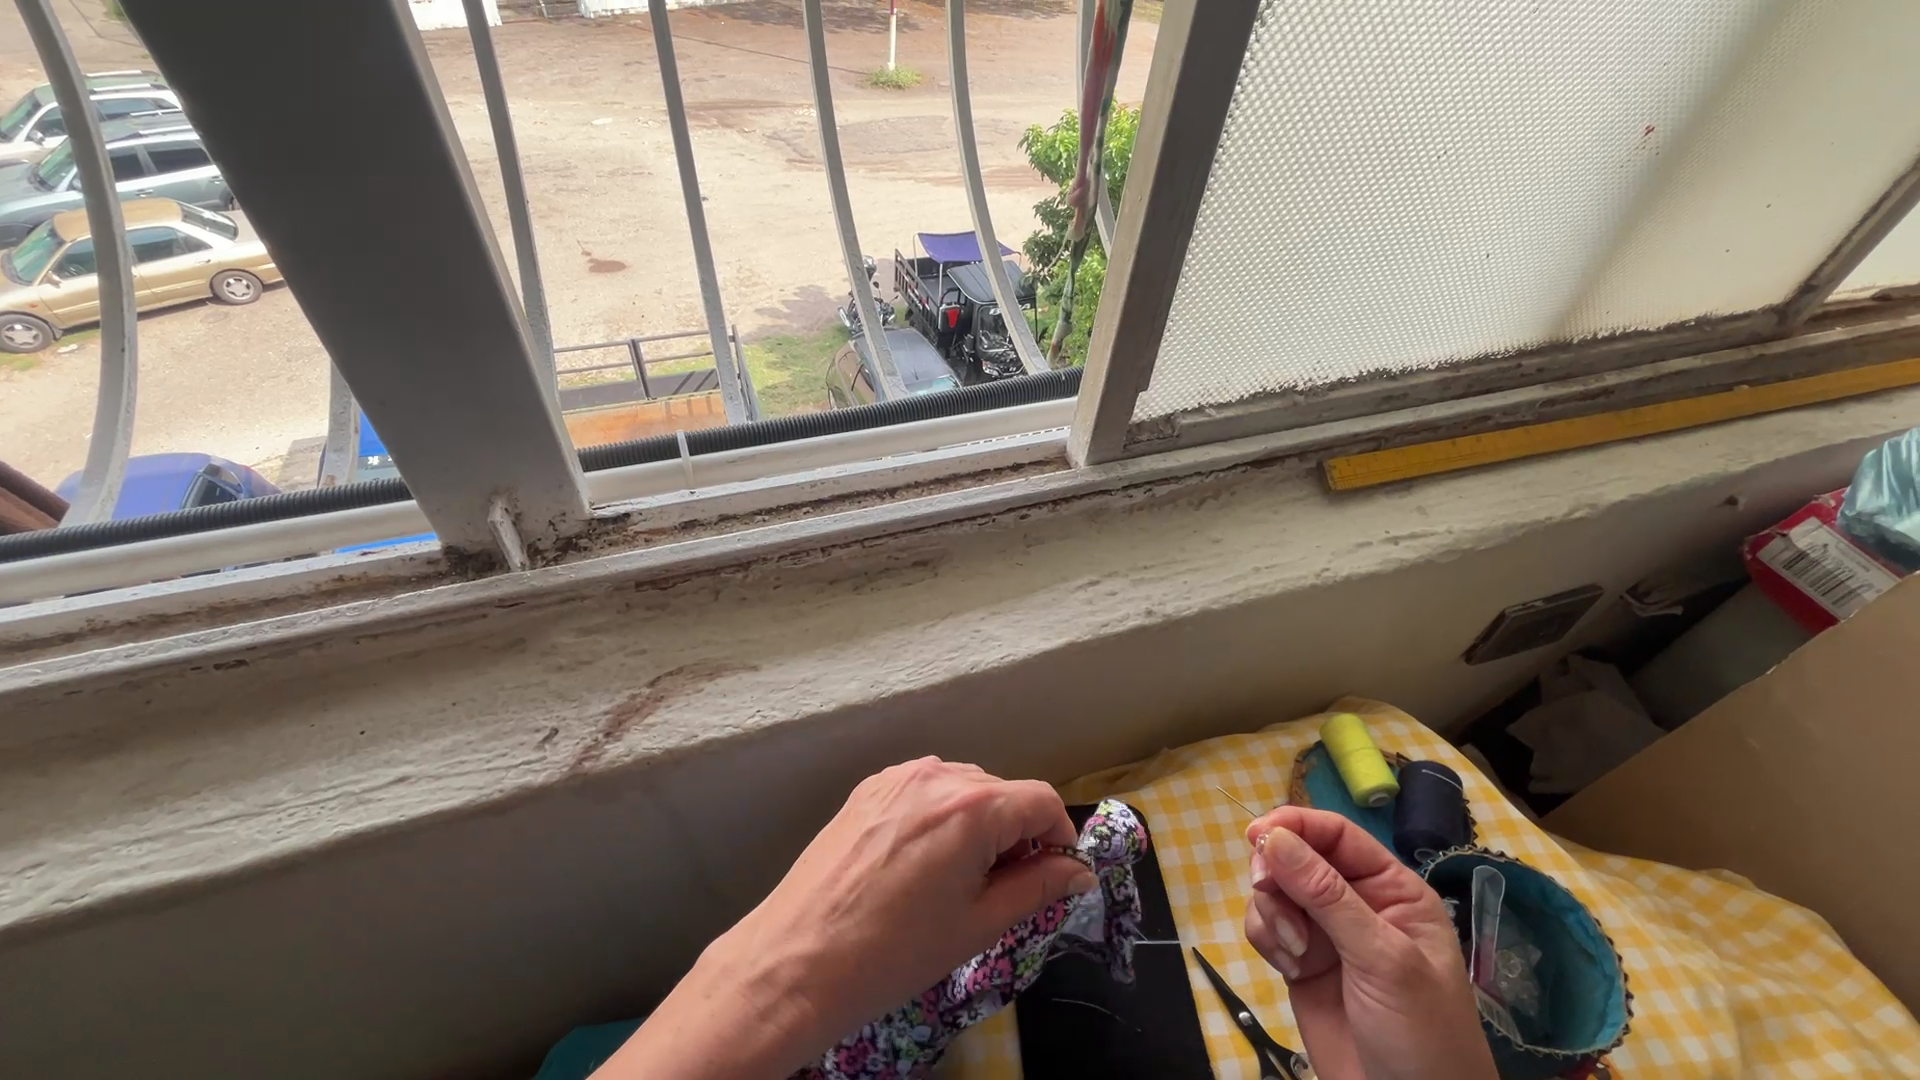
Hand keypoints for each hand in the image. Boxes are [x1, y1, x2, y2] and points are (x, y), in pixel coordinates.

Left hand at [596, 758, 1093, 1078]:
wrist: (796, 959)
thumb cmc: (893, 952)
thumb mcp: (977, 925)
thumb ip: (1037, 888)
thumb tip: (1078, 872)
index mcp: (972, 806)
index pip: (1042, 800)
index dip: (1059, 837)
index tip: (1053, 876)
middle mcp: (937, 774)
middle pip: (1003, 791)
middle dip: (1018, 833)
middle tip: (1005, 887)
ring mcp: (897, 777)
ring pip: (964, 787)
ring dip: (979, 823)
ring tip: (959, 878)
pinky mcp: (869, 788)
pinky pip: (925, 790)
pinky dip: (940, 815)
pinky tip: (921, 861)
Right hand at [1242, 807, 1494, 1079]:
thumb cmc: (1420, 1034)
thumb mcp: (1381, 959)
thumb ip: (1326, 895)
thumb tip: (1271, 836)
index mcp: (1391, 889)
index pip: (1336, 835)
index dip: (1295, 825)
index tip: (1256, 835)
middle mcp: (1355, 901)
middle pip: (1296, 855)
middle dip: (1276, 871)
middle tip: (1264, 890)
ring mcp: (1324, 931)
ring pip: (1274, 889)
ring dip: (1271, 912)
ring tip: (1292, 951)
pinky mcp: (1298, 959)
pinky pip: (1265, 925)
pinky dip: (1266, 938)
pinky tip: (1288, 967)